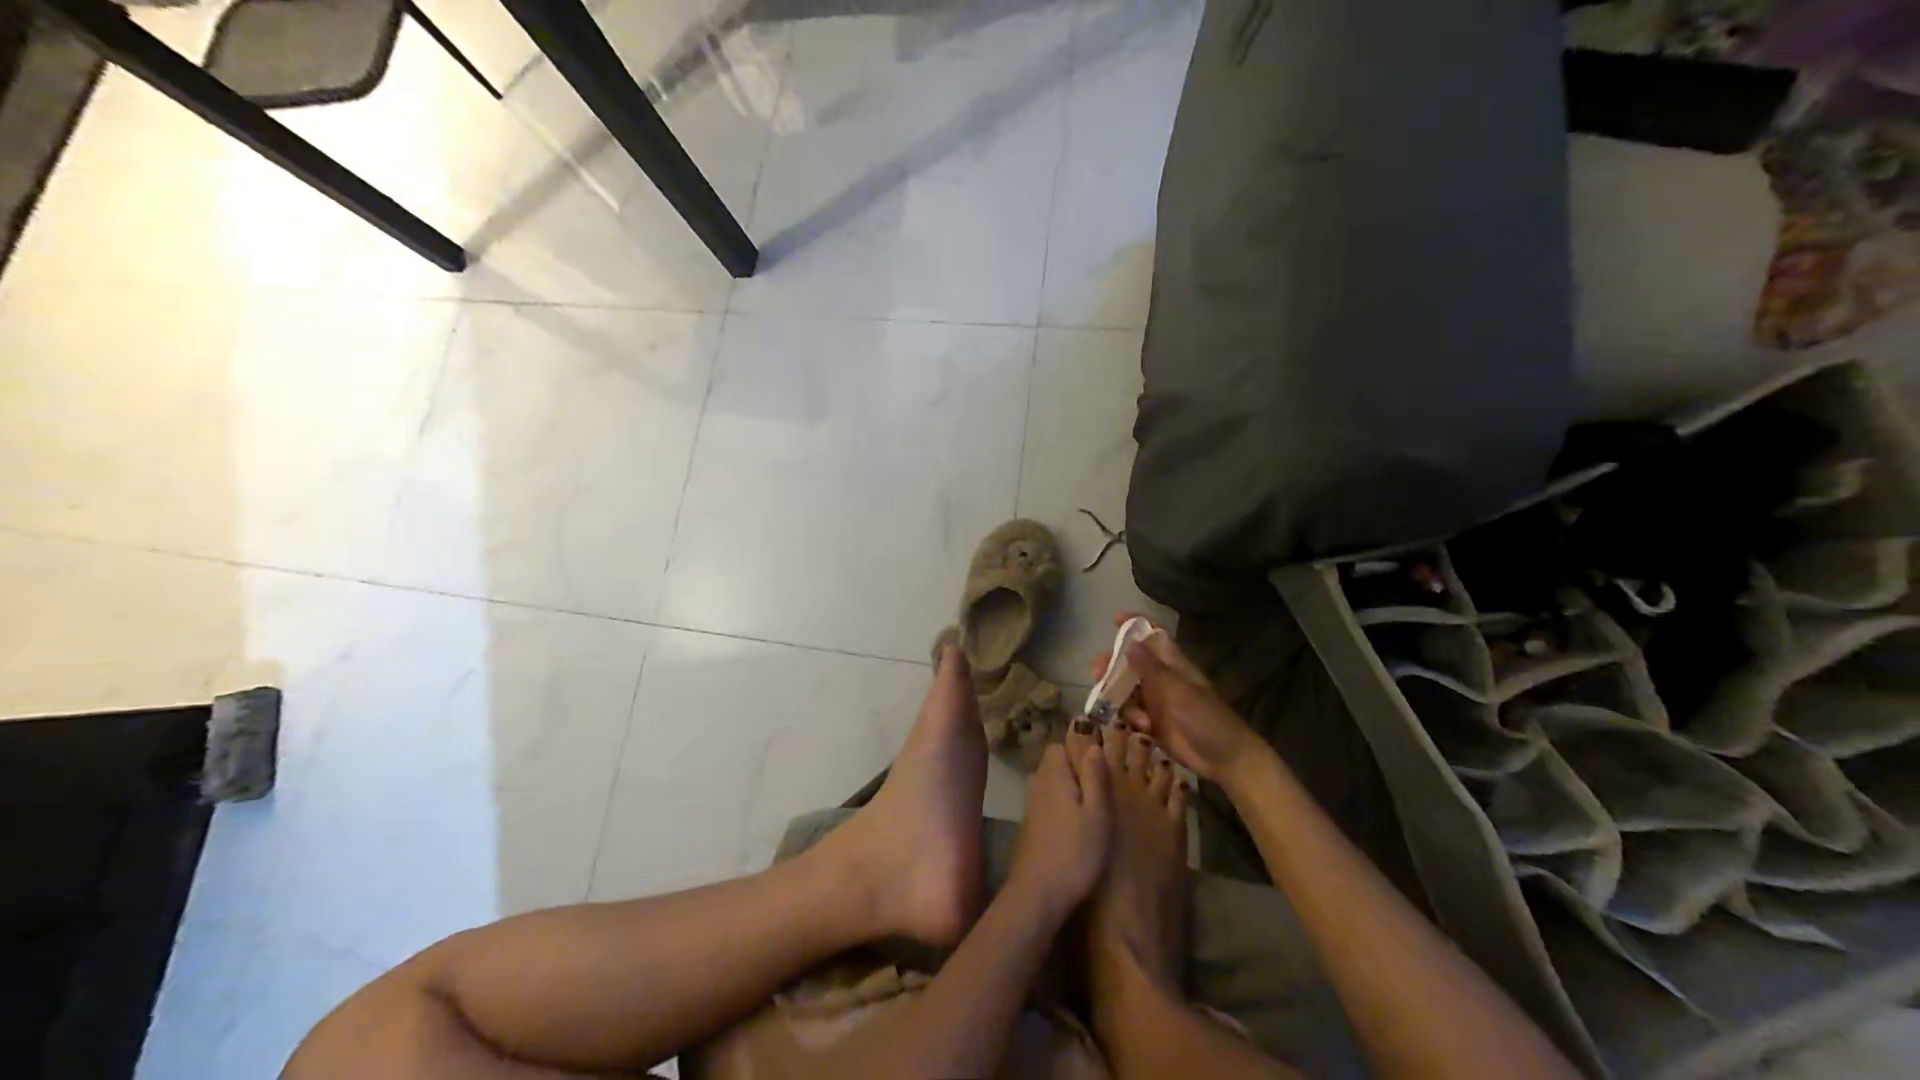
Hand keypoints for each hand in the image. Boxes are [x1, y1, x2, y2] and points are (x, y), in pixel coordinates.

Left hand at [1007, 741, 1110, 914]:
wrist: (1039, 893)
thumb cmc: (1075, 851)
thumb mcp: (1098, 813)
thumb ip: (1095, 777)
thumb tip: (1094, 746)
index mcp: (1053, 775)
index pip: (1059, 745)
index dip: (1079, 749)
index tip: (1100, 764)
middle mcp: (1037, 784)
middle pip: (1054, 764)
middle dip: (1075, 770)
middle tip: (1102, 789)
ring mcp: (1030, 806)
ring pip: (1050, 785)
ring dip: (1068, 790)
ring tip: (1093, 808)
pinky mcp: (1030, 826)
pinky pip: (1047, 804)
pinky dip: (1061, 807)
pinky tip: (1076, 827)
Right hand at [1092, 613, 1257, 783]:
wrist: (1223, 758)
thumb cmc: (1205, 718)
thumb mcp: (1176, 690)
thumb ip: (1151, 667)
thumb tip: (1129, 642)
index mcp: (1171, 664)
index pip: (1152, 636)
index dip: (1135, 625)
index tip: (1115, 617)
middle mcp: (1160, 678)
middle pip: (1128, 663)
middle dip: (1111, 666)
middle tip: (1100, 673)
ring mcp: (1154, 701)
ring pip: (1125, 689)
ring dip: (1121, 699)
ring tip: (1134, 716)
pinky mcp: (1151, 722)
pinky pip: (1129, 713)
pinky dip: (1130, 718)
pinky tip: (1142, 728)